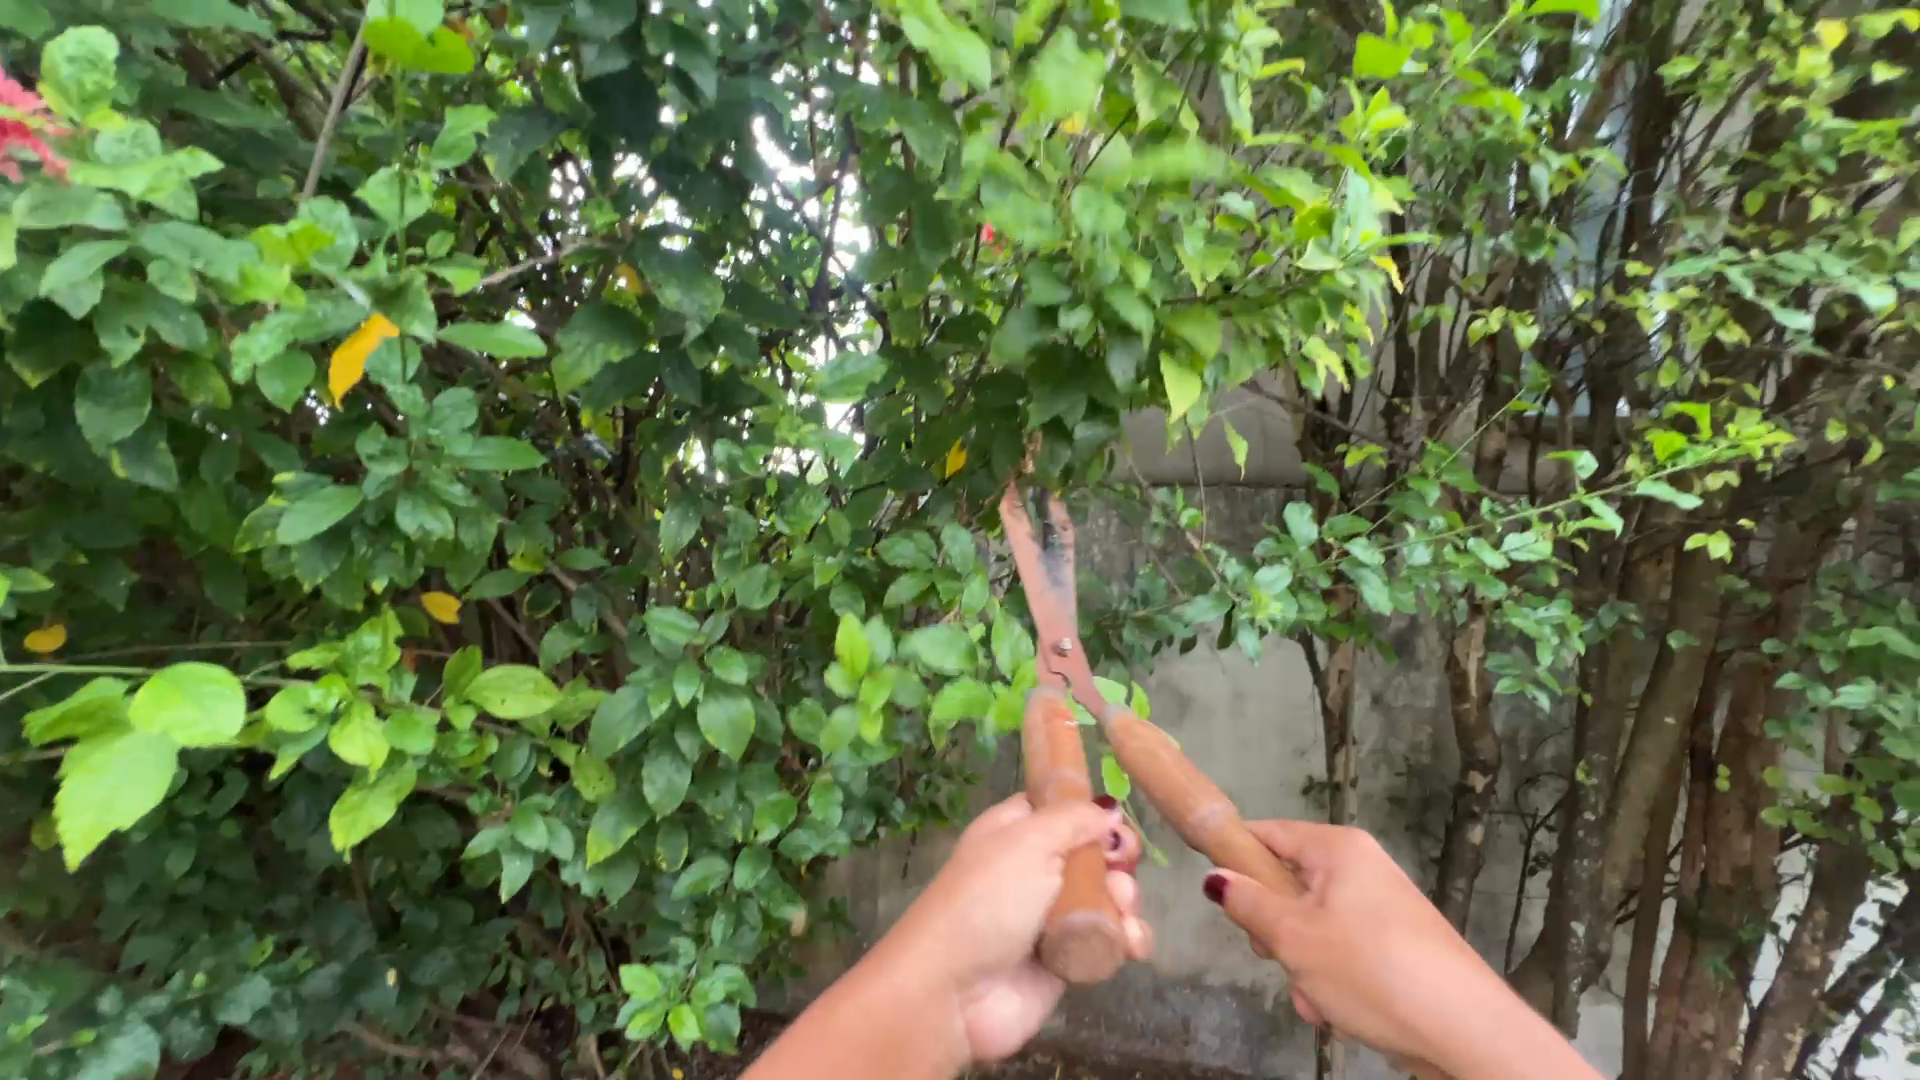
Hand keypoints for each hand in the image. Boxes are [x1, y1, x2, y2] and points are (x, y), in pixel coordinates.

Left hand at [873, 794, 1152, 1062]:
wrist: (955, 992)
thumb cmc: (988, 900)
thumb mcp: (1027, 842)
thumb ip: (1072, 819)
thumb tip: (1108, 809)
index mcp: (1014, 831)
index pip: (1060, 809)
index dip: (1091, 813)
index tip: (1115, 824)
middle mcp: (1033, 868)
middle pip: (1092, 852)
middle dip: (1116, 859)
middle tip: (1122, 871)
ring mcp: (1051, 914)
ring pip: (1107, 895)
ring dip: (1126, 901)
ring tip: (1123, 913)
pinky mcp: (1067, 957)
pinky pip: (1108, 939)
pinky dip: (1128, 940)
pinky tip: (1132, 945)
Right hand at [1202, 821, 1599, 1079]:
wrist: (1472, 1036)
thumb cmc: (1372, 971)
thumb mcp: (1293, 938)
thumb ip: (1247, 903)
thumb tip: (1213, 877)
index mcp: (1337, 848)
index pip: (1267, 833)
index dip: (1236, 860)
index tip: (1221, 899)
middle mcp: (1362, 866)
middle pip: (1290, 883)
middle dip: (1274, 928)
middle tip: (1271, 956)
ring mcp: (1383, 906)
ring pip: (1314, 924)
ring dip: (1301, 962)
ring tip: (1313, 1000)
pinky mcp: (1400, 944)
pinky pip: (1345, 948)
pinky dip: (1333, 976)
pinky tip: (1338, 1012)